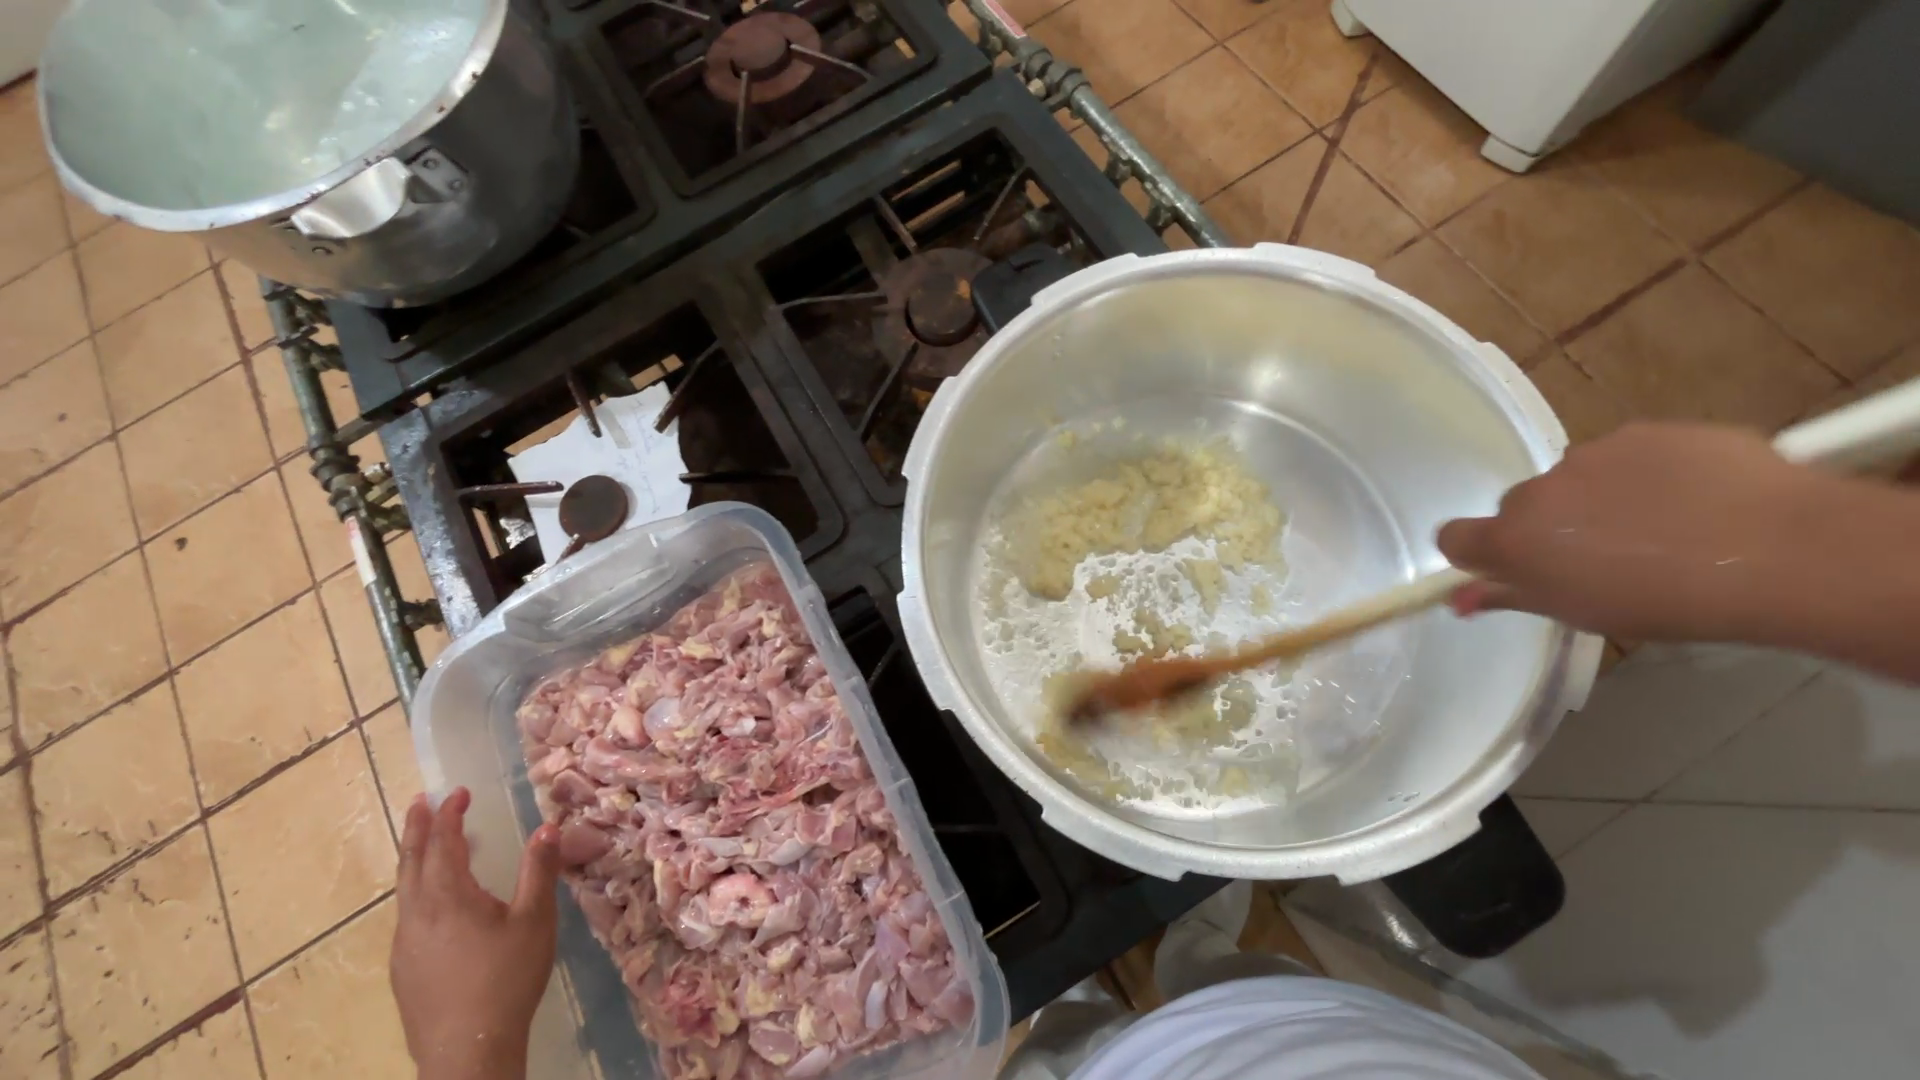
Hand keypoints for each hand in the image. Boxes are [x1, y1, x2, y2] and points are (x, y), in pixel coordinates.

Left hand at [391, 788, 561, 1079]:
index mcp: (448, 897)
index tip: (457, 792)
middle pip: (411, 861)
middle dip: (416, 828)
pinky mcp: (404, 968)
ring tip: (427, 844)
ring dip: (415, 858)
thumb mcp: (535, 920)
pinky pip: (407, 913)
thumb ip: (539, 871)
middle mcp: (417, 914)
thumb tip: (548, 826)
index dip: (449, 815)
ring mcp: (404, 944)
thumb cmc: (507, 979)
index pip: (443, 843)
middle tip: (419, 801)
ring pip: (405, 889)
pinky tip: (434, 902)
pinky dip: (417, 888)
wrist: (467, 1051)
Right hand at [1436, 423, 1846, 642]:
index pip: (1453, 537)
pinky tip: (1694, 499)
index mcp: (1512, 540)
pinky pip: (1628, 455)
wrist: (1772, 549)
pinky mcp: (1643, 432)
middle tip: (1602, 555)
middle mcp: (1537, 491)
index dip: (1476, 552)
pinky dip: (1646, 474)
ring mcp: (1590, 455)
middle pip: (1520, 507)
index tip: (1511, 568)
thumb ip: (1510, 598)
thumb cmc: (1664, 601)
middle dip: (1548, 526)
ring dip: (1596, 498)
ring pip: (1575, 478)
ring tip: (1662, 527)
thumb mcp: (1578, 612)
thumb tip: (1458, 601)